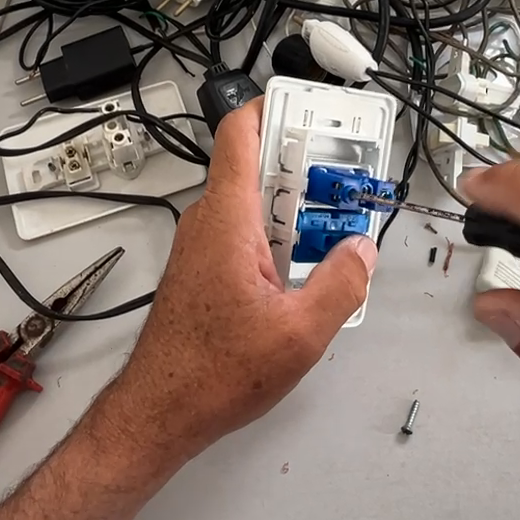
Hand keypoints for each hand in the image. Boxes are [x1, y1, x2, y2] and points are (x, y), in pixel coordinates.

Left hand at [94, 99, 375, 464]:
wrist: (158, 412)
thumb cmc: (213, 373)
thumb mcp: (299, 333)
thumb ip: (340, 284)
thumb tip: (361, 250)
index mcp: (228, 219)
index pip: (239, 133)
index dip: (271, 106)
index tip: (309, 106)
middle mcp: (209, 221)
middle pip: (257, 166)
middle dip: (304, 167)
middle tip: (346, 181)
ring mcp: (203, 244)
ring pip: (254, 202)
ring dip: (294, 208)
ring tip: (336, 229)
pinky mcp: (204, 267)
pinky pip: (245, 231)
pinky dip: (277, 236)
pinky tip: (304, 268)